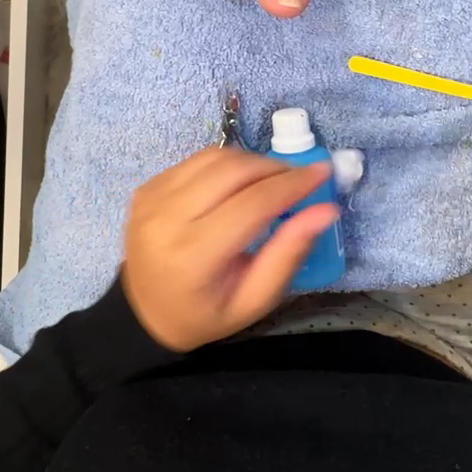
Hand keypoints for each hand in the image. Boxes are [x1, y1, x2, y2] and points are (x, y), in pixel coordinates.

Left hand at [121, 148, 339, 351]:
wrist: (145, 313)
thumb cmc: (205, 313)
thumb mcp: (254, 299)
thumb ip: (289, 253)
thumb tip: (326, 210)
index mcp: (193, 256)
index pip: (251, 205)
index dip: (291, 185)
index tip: (323, 173)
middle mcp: (166, 220)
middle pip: (232, 172)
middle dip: (274, 168)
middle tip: (300, 178)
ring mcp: (152, 198)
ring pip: (214, 158)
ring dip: (251, 162)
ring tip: (273, 179)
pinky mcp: (147, 187)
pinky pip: (196, 161)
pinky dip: (225, 165)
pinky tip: (239, 183)